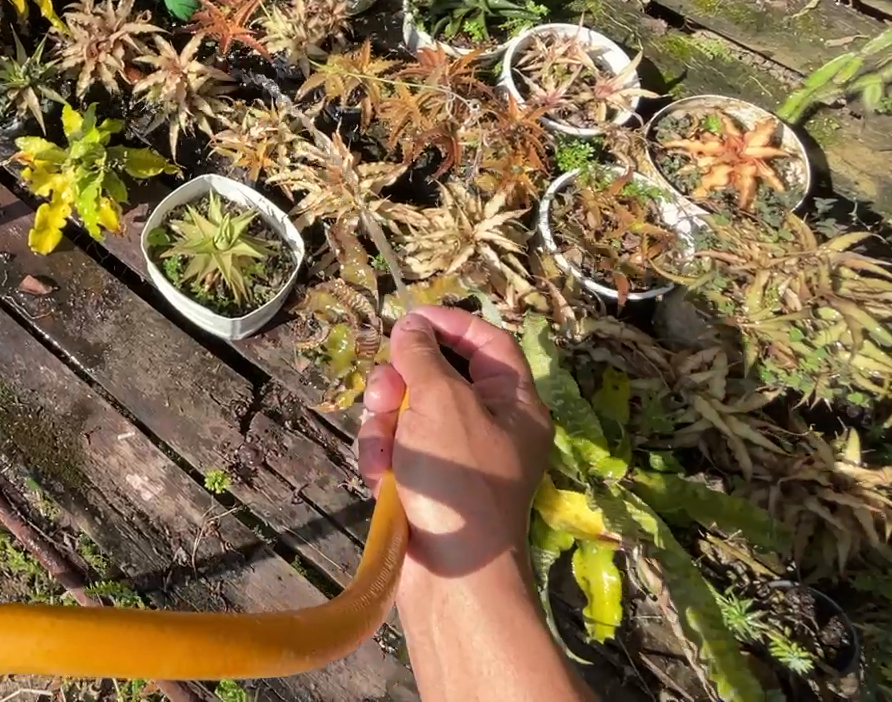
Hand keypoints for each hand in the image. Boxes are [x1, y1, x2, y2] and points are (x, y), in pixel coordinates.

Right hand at [356, 307, 552, 579]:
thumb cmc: (459, 479)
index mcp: (512, 404)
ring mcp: (452, 453)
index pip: (487, 342)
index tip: (409, 317)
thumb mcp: (441, 401)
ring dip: (383, 423)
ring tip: (382, 450)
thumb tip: (410, 326)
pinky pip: (394, 444)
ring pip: (405, 408)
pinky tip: (379, 476)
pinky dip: (382, 455)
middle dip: (400, 381)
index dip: (450, 323)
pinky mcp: (424, 479)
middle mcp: (486, 424)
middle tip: (384, 394)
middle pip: (435, 374)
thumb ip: (422, 355)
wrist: (451, 573)